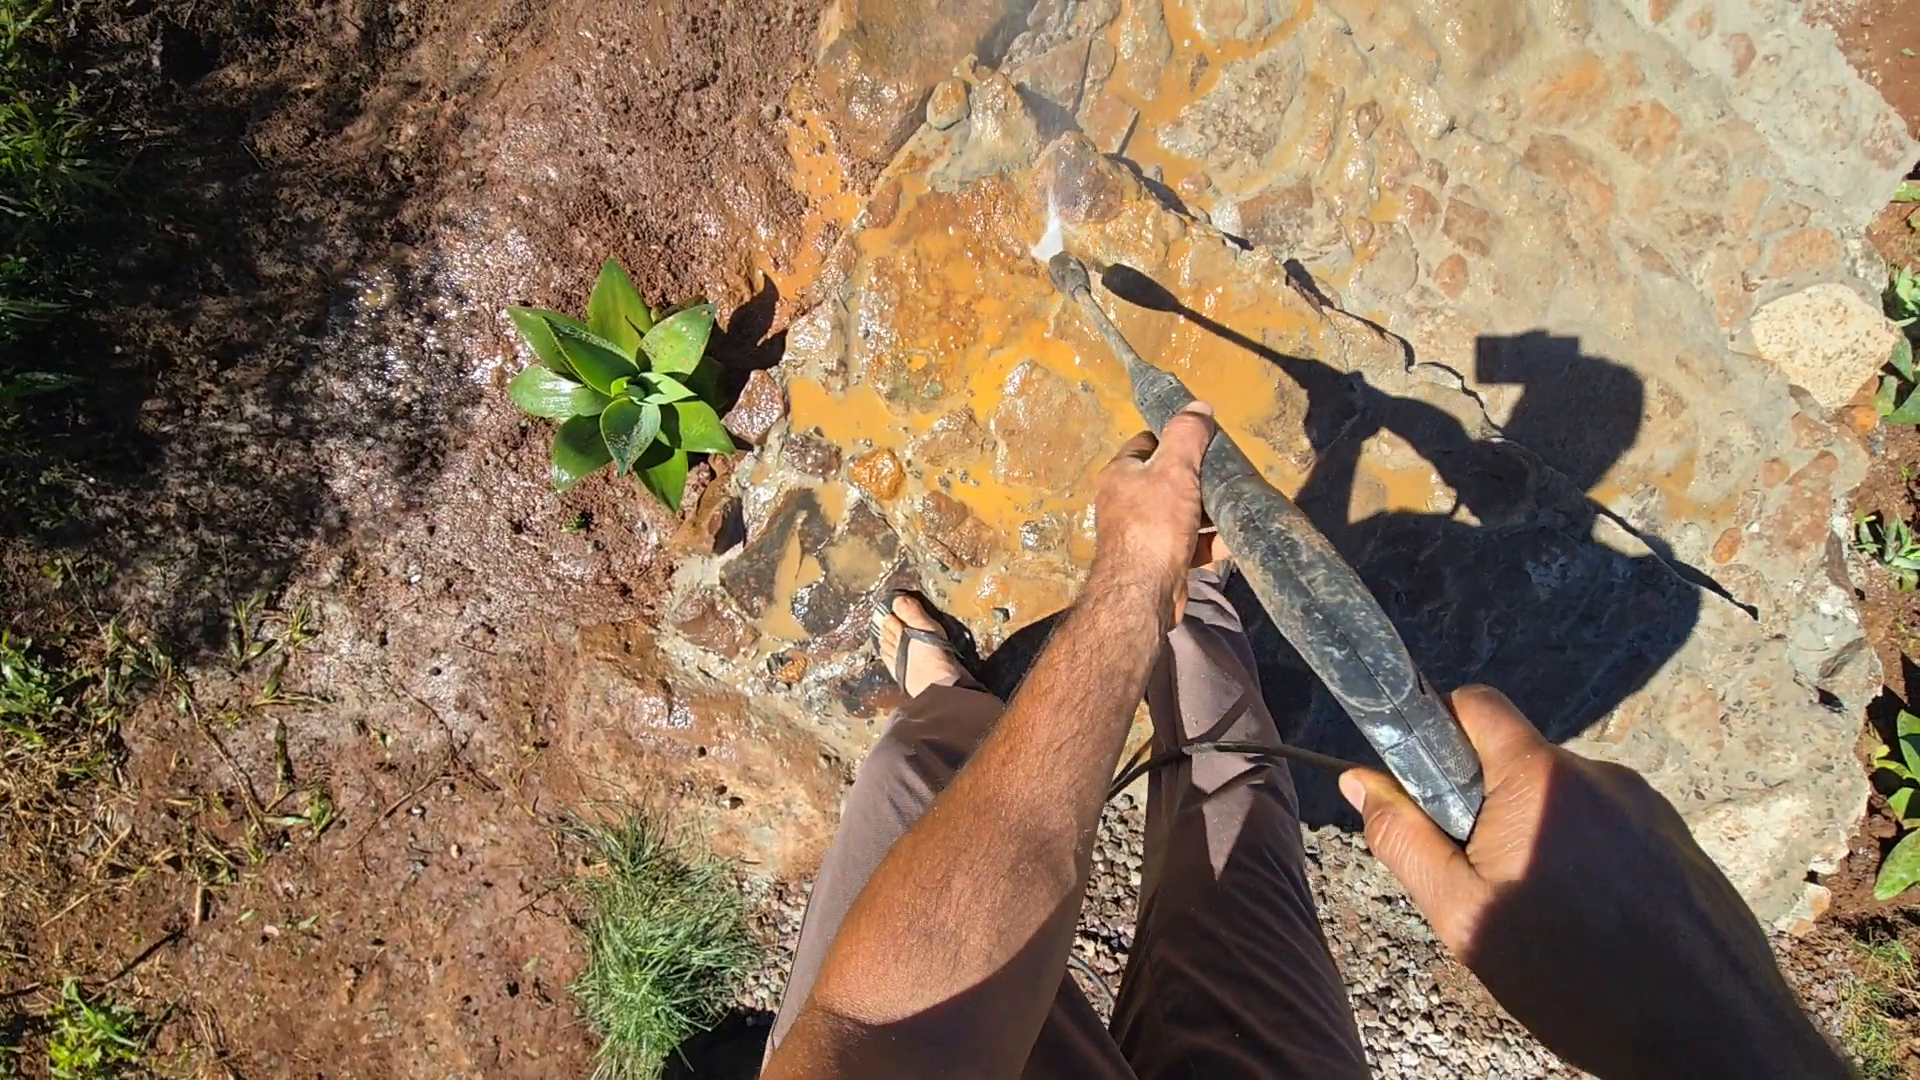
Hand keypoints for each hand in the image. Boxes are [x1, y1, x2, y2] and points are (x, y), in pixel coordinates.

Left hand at [1091, 402, 1216, 626]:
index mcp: (1121, 475)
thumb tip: (1199, 406)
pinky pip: (1191, 543)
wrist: (1144, 591)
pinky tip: (1236, 537)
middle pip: (1168, 478)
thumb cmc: (1154, 523)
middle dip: (1200, 476)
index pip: (1148, 443)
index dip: (1176, 438)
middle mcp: (1126, 502)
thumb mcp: (1173, 470)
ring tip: (1240, 501)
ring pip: (1183, 512)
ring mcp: (1143, 532)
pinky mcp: (1161, 559)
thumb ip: (1187, 436)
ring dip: (1210, 510)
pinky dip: (1212, 541)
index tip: (1207, 440)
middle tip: (1230, 472)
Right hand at [1341, 686, 1843, 1079]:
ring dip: (1532, 827)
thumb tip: (1357, 781)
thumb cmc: (1575, 979)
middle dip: (1481, 796)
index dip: (1436, 728)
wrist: (1725, 1059)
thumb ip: (1401, 837)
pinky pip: (1604, 823)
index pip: (1474, 704)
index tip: (1426, 785)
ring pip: (1557, 794)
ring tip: (1540, 905)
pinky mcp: (1684, 845)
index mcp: (1540, 778)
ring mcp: (1651, 810)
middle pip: (1512, 756)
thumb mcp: (1460, 912)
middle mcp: (1600, 777)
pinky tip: (1590, 917)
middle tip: (1479, 867)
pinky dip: (1580, 850)